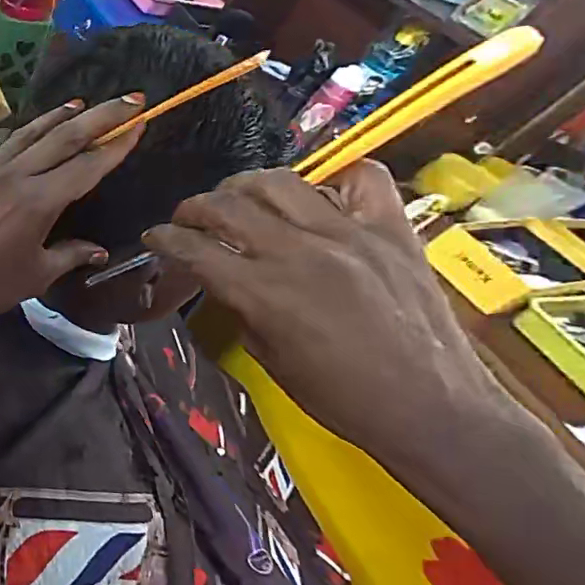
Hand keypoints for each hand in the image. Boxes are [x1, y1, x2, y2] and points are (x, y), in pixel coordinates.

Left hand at [0, 95, 145, 329]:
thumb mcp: (37, 274)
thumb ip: (70, 255)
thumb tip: (98, 251)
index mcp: (37, 202)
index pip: (86, 165)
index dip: (116, 145)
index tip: (138, 123)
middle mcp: (15, 177)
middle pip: (64, 137)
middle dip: (101, 116)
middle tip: (130, 98)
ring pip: (30, 134)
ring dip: (60, 116)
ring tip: (82, 104)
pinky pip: (6, 147)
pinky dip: (28, 134)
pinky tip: (36, 132)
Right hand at [143, 163, 530, 474]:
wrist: (430, 407)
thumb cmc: (338, 396)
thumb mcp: (267, 356)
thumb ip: (239, 306)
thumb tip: (222, 277)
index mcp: (263, 292)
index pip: (195, 249)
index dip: (164, 239)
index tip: (154, 237)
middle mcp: (300, 252)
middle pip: (227, 205)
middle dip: (194, 208)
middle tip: (188, 218)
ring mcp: (349, 233)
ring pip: (280, 182)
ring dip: (245, 186)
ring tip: (238, 198)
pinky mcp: (392, 229)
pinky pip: (361, 178)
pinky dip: (333, 180)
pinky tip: (319, 198)